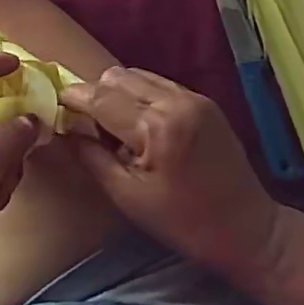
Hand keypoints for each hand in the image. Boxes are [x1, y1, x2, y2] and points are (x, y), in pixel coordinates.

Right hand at [61, 67, 287, 285]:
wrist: (248, 230)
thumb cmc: (183, 223)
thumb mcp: (127, 196)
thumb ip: (91, 156)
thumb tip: (64, 128)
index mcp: (155, 127)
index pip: (100, 97)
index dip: (73, 98)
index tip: (54, 105)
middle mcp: (175, 101)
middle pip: (116, 77)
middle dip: (95, 94)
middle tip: (88, 124)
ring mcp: (192, 97)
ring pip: (136, 74)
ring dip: (117, 92)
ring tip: (116, 126)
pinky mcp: (203, 100)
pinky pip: (158, 83)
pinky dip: (140, 94)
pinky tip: (140, 124)